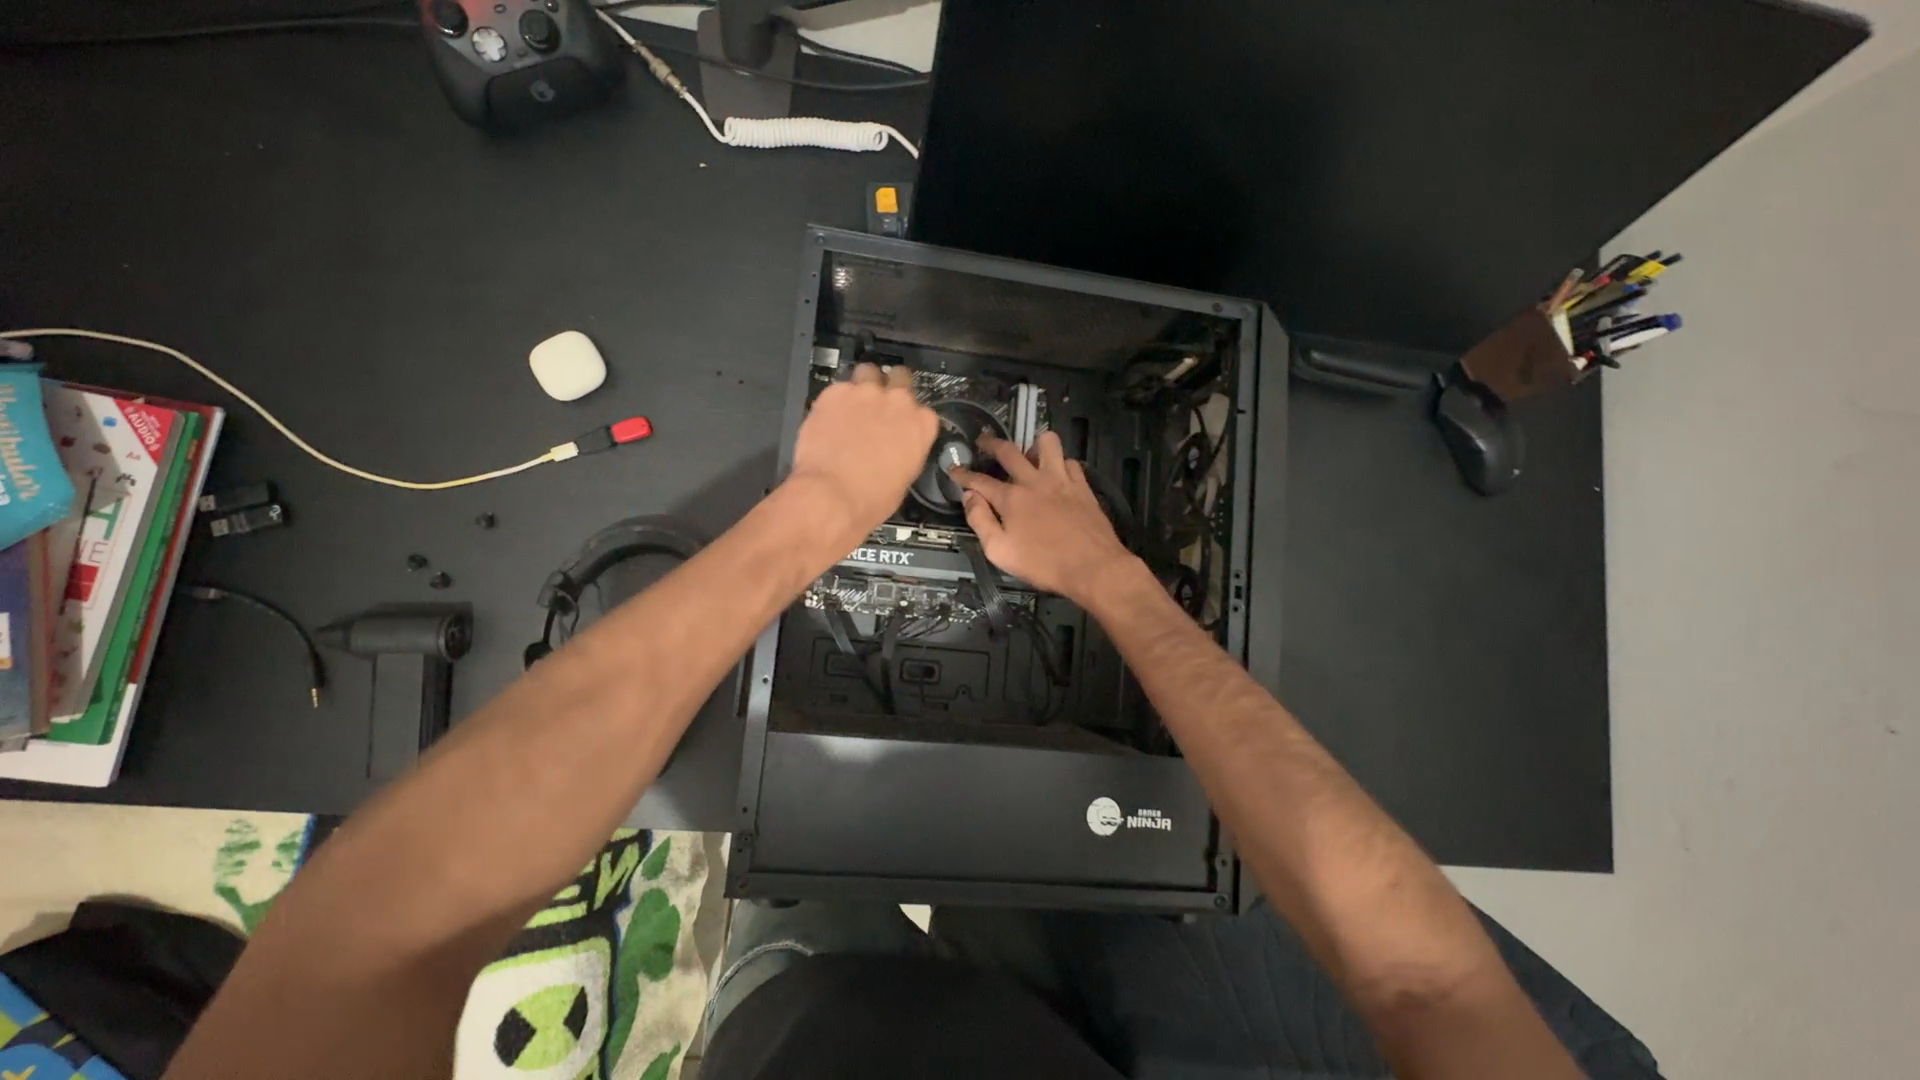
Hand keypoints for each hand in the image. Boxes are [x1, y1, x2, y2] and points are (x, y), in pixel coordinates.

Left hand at [787, 363, 937, 546]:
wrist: (832, 495)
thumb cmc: (872, 498)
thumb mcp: (905, 477)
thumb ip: (906, 450)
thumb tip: (896, 448)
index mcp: (922, 424)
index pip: (922, 409)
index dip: (908, 416)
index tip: (898, 424)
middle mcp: (898, 401)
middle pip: (899, 377)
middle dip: (890, 387)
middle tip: (878, 405)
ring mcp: (865, 392)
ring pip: (867, 372)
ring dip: (863, 385)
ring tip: (852, 404)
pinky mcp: (834, 392)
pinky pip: (838, 388)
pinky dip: (835, 400)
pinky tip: (829, 418)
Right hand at [950, 431, 1138, 602]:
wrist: (1093, 567)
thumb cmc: (1043, 564)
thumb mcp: (1000, 551)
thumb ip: (980, 521)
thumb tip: (970, 498)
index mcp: (1011, 498)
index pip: (979, 480)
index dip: (963, 475)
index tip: (954, 470)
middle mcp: (1034, 481)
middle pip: (1009, 451)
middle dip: (991, 443)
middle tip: (983, 441)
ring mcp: (1061, 480)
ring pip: (1047, 443)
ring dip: (1034, 445)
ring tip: (1029, 455)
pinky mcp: (1082, 487)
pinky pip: (1070, 462)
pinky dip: (1060, 464)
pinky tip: (1058, 474)